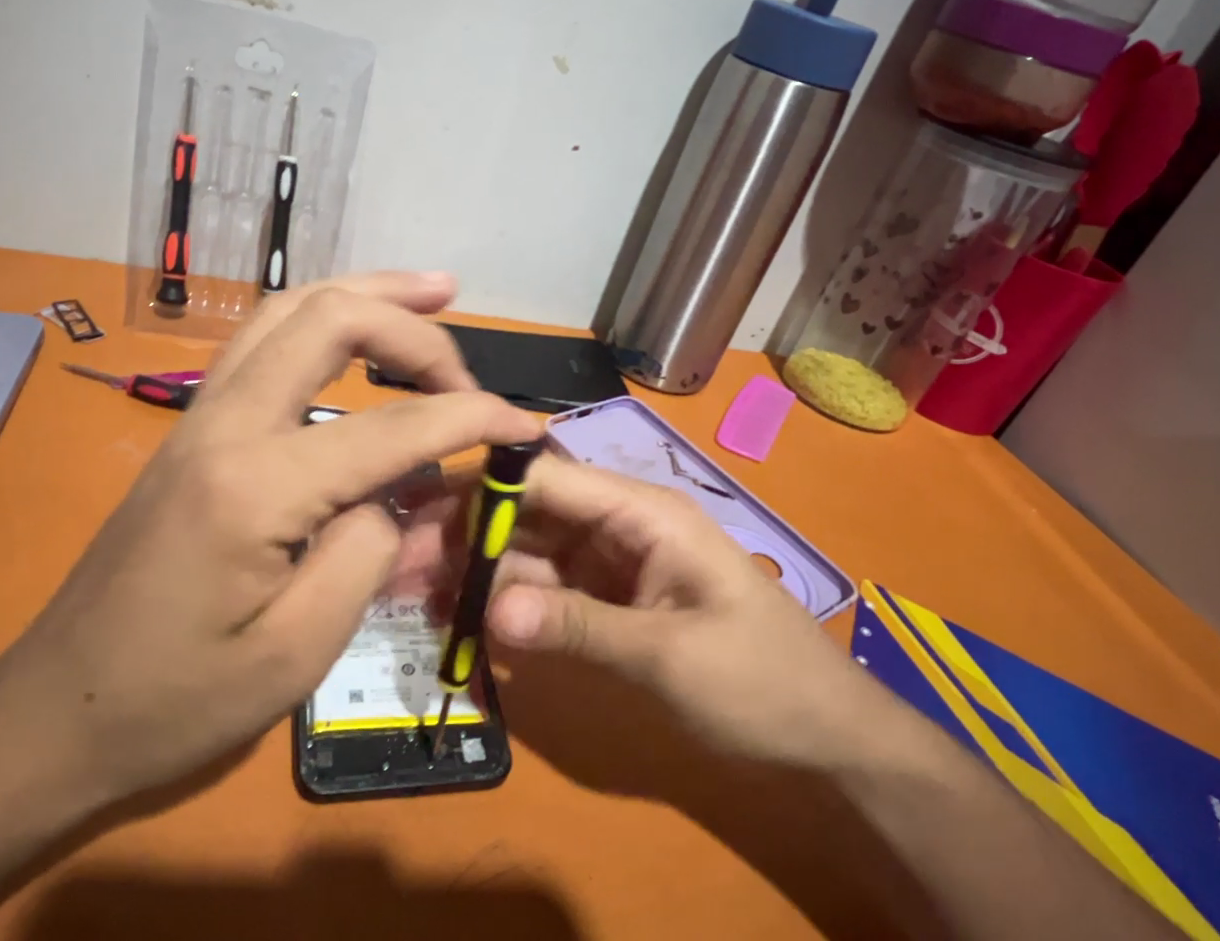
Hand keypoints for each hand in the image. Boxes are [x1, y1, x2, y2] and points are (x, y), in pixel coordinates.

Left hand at [0, 272, 538, 799]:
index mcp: (255, 485)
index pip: (394, 427)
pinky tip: (359, 341)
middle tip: (472, 364)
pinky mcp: (191, 434)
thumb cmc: (177, 700)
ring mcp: (198, 421)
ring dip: (364, 294)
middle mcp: (223, 425)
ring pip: (285, 312)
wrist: (57, 711)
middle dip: (413, 327)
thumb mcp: (297, 653)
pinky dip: (324, 322)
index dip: (473, 419)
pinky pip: (263, 344)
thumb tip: (393, 496)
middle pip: (327, 318)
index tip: (528, 430)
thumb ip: (366, 555)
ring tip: (432, 295)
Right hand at [395, 455, 884, 769]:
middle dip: (463, 535)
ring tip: (409, 593)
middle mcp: (619, 527)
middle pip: (528, 516)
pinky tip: (457, 619)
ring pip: (527, 555)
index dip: (480, 492)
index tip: (413, 514)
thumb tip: (490, 610)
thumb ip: (577, 626)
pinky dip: (503, 606)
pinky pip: (543, 594)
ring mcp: (610, 568)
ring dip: (474, 573)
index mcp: (642, 513)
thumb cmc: (760, 680)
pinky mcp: (606, 606)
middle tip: (394, 564)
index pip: (546, 481)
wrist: (824, 738)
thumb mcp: (669, 654)